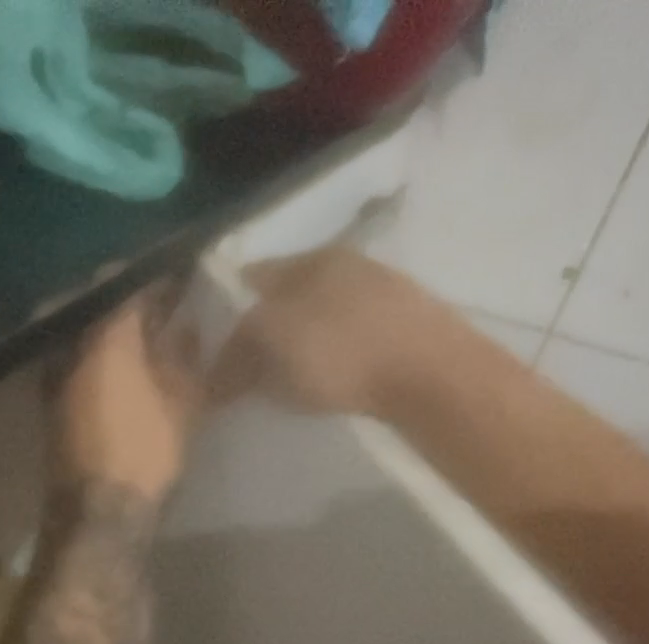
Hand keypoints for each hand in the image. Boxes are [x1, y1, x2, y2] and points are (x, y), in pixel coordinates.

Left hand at [55, 285, 202, 502]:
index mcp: (105, 336)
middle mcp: (71, 345)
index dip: (154, 278)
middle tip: (165, 307)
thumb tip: (186, 328)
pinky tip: (127, 368)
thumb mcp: (182, 403)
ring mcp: (54, 373)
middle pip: (100, 305)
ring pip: (86, 333)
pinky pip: (78, 360)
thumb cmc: (145, 450)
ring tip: (149, 337)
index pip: (126, 283)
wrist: (98, 510)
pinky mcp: (50, 400)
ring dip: (114, 330)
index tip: (178, 278)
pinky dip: (101, 356)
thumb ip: (185, 358)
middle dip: (132, 302)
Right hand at [215, 248, 489, 417]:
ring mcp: (385, 293)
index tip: (215, 346)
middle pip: (292, 294)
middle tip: (251, 366)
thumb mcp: (271, 343)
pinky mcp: (410, 328)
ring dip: (306, 342)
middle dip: (269, 325)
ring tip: (292, 379)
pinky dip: (338, 357)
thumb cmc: (341, 351)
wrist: (433, 377)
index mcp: (311, 257)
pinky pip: (356, 339)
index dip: (228, 309)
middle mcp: (349, 264)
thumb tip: (217, 374)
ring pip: (325, 315)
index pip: (254, 276)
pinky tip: (336, 381)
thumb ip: (238, 351)